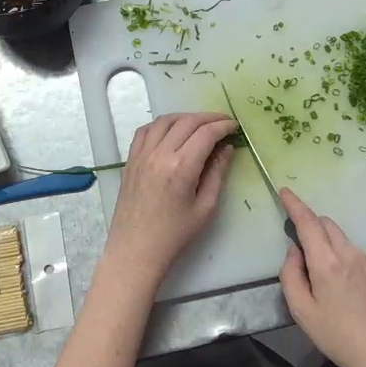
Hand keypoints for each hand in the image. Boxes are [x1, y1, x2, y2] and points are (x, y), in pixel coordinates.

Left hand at [103, 113, 238, 277]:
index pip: (206, 134)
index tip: (235, 127)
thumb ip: (217, 173)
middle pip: (187, 122)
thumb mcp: (205, 207)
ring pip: (164, 121)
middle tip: (223, 123)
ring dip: (185, 117)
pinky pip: (145, 131)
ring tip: (200, 124)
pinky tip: (172, 130)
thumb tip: (226, 149)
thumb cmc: (175, 234)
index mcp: (181, 167)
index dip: (223, 126)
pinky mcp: (130, 160)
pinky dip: (161, 124)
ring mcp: (141, 155)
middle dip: (208, 118)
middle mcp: (159, 155)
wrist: (136, 249)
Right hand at [277, 187, 365, 366]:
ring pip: (344, 242)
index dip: (295, 205)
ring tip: (328, 283)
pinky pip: (359, 257)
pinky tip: (350, 293)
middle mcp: (350, 254)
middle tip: (300, 244)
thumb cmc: (339, 337)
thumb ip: (291, 276)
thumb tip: (294, 251)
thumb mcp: (302, 312)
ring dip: (330, 247)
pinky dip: (347, 262)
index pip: (308, 222)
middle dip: (311, 225)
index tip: (285, 191)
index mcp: (327, 263)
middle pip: (328, 225)